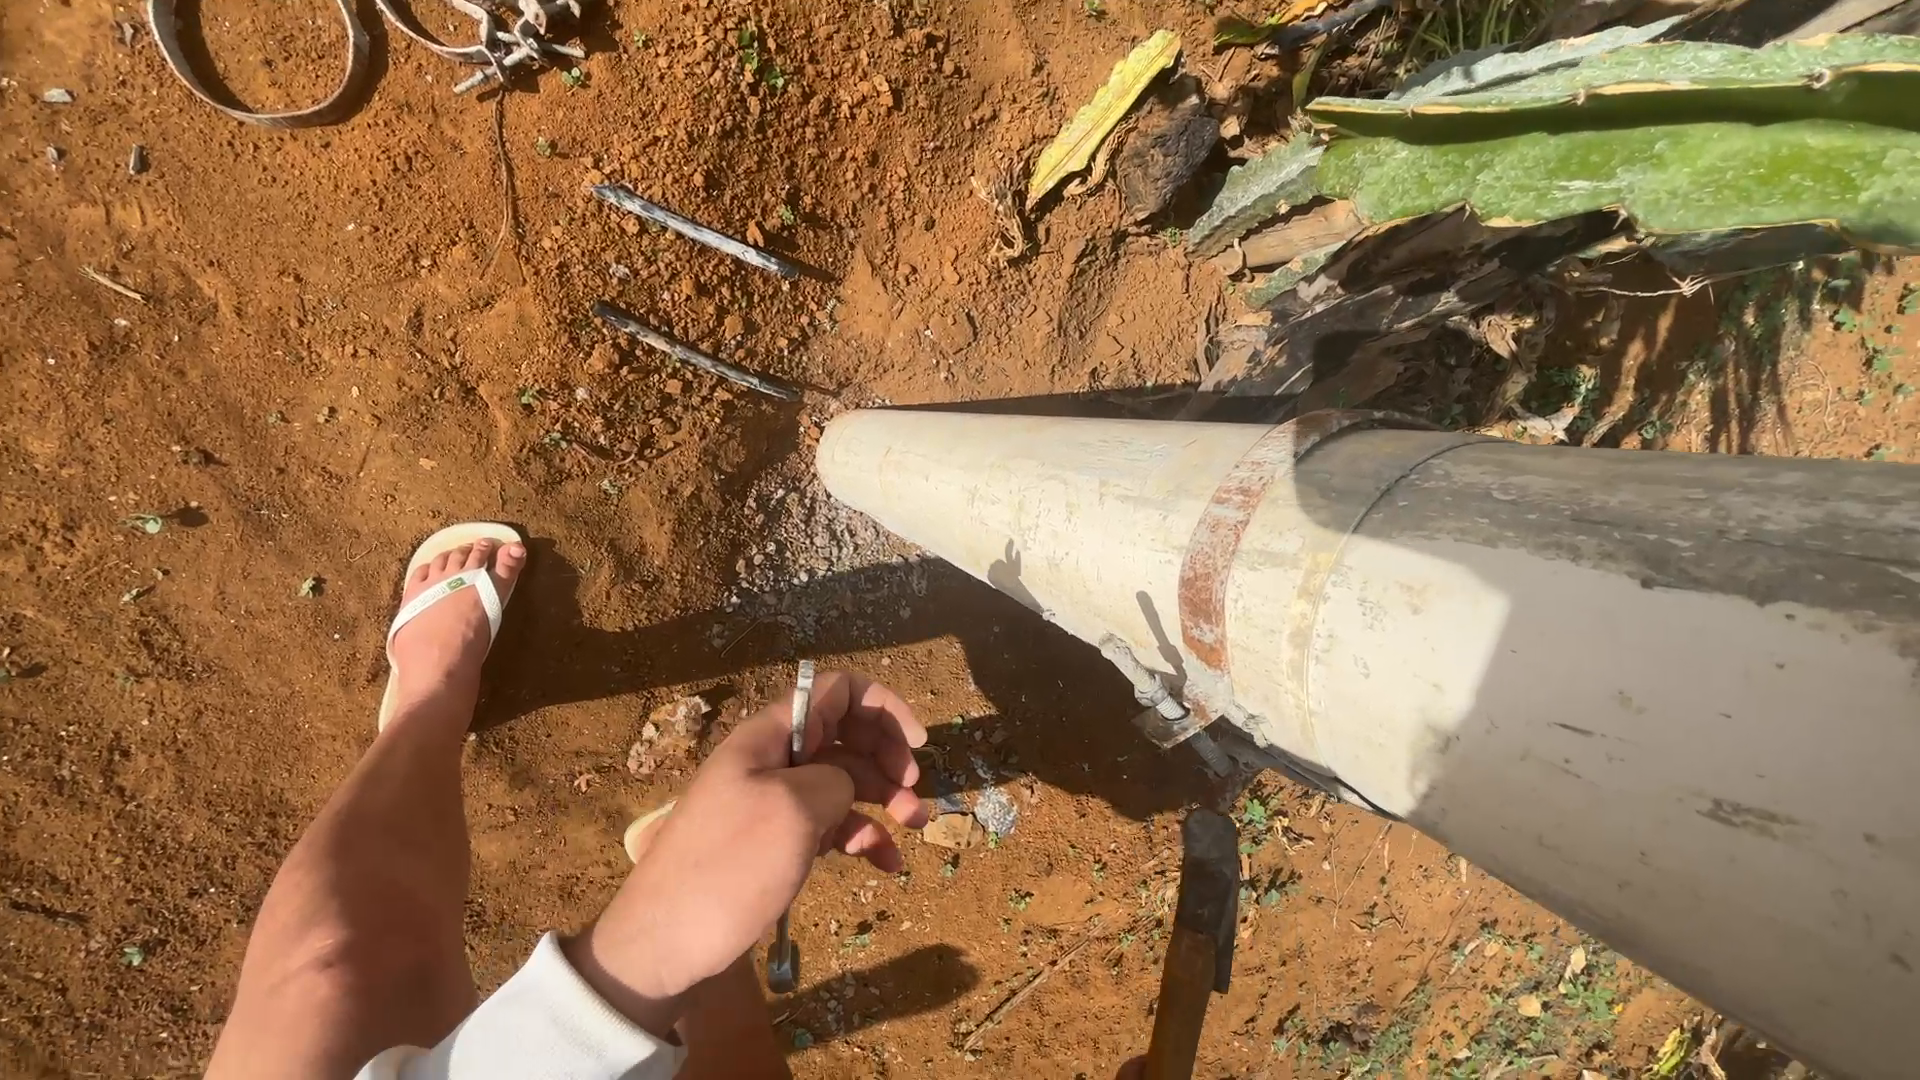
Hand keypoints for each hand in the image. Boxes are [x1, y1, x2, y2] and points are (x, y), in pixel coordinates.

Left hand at [563, 672, 928, 1035]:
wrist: (663, 946)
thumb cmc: (729, 865)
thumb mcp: (794, 808)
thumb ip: (836, 777)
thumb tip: (846, 783)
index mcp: (772, 733)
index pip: (835, 690)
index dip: (881, 706)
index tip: (916, 743)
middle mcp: (776, 758)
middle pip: (846, 735)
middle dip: (887, 757)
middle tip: (914, 790)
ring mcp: (777, 801)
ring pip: (844, 781)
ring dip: (884, 798)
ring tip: (914, 826)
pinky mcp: (779, 841)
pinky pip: (831, 824)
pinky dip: (862, 836)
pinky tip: (887, 863)